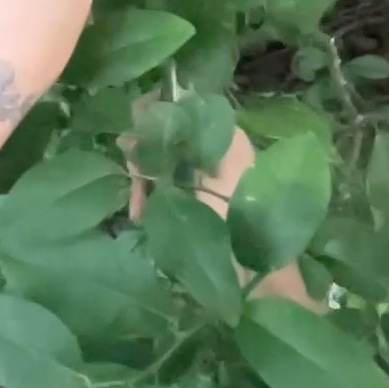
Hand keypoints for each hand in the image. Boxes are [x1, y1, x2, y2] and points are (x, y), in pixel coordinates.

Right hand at [133, 126, 323, 310]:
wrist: (260, 281)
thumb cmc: (239, 225)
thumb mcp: (203, 185)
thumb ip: (165, 157)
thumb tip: (128, 136)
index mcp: (222, 136)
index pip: (178, 106)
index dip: (152, 116)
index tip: (134, 140)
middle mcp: (211, 149)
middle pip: (163, 135)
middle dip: (144, 156)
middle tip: (136, 185)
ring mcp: (201, 175)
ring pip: (158, 162)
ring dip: (143, 181)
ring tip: (139, 211)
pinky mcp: (192, 200)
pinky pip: (162, 187)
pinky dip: (150, 197)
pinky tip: (142, 216)